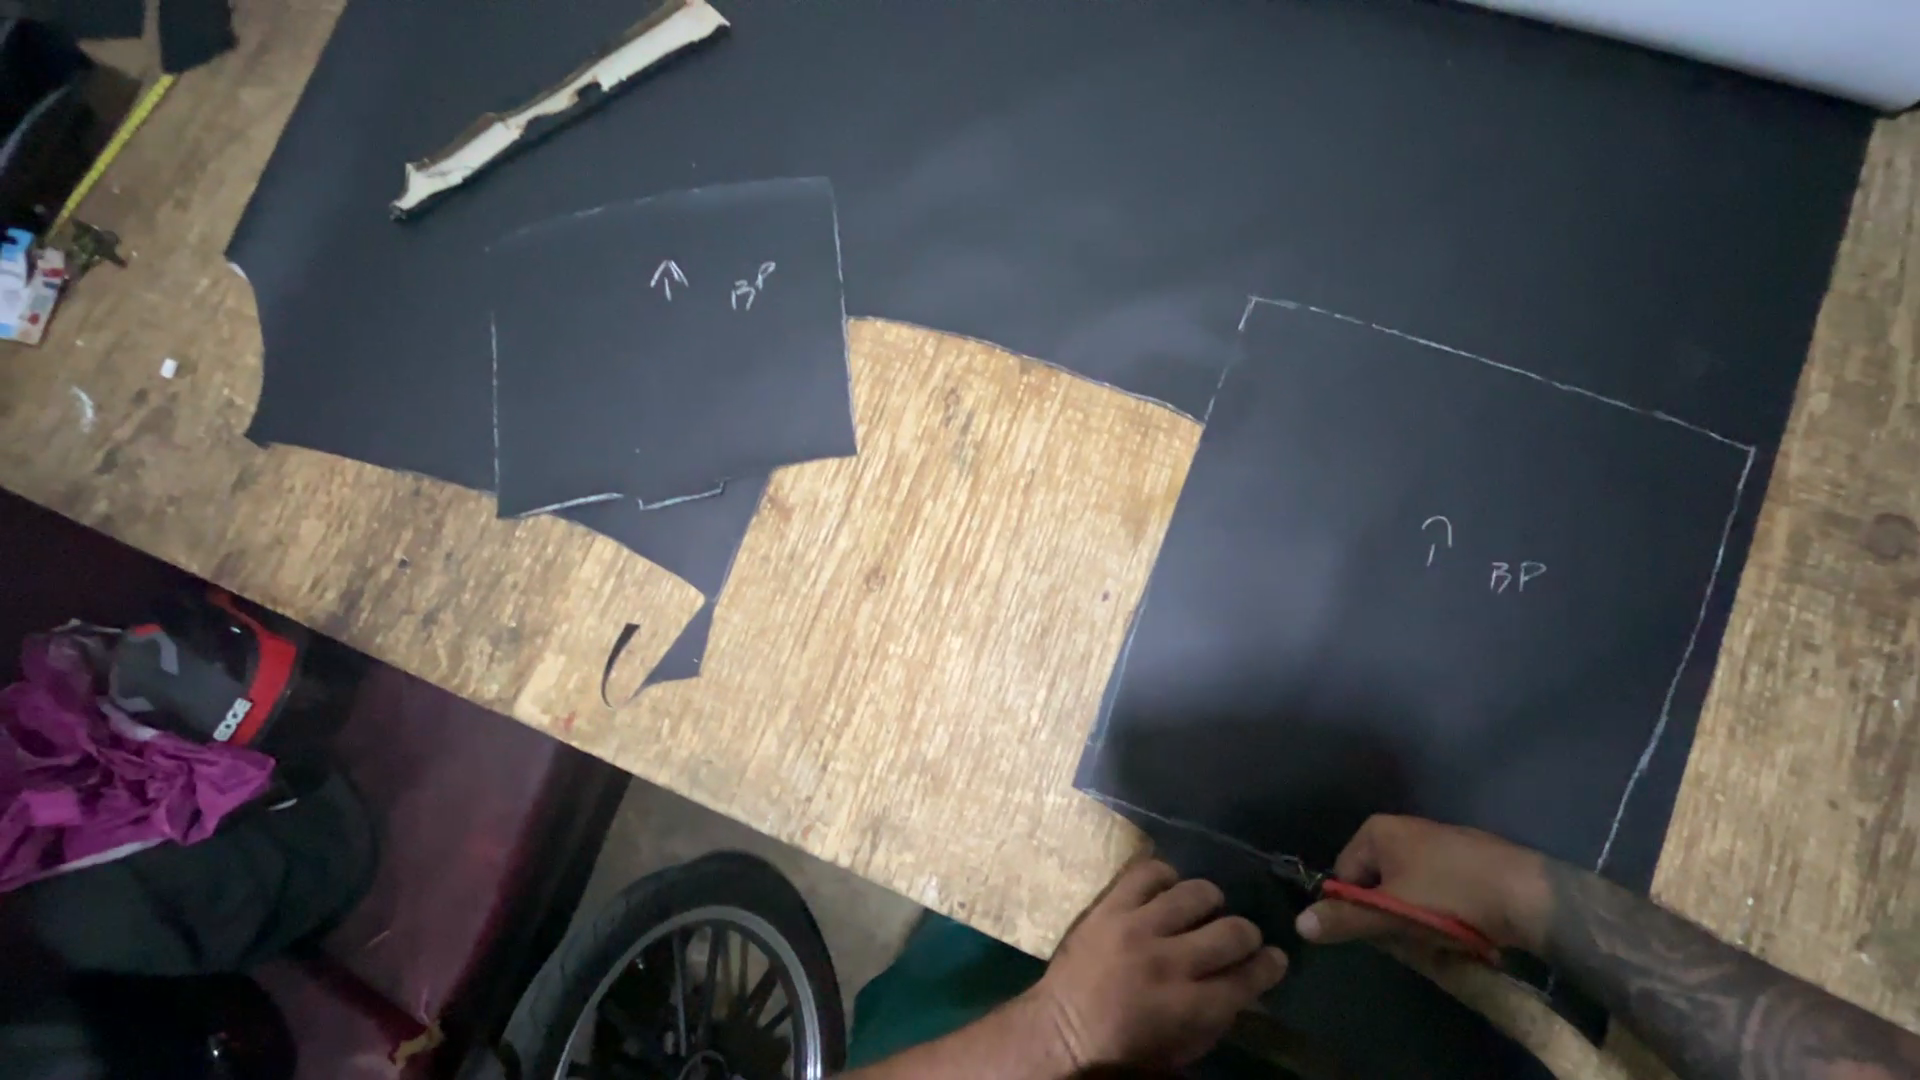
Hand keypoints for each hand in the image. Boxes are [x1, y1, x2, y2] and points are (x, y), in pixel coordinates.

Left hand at [1023, 859, 1288, 1070]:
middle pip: (1231, 932)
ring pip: (1194, 893)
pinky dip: (1165, 876)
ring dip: (1209, 901)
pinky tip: (1167, 890)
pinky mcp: (1109, 905)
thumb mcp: (1183, 1049)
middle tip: (1239, 936)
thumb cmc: (1125, 1049)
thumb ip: (1218, 1016)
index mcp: (1189, 1006)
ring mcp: (1136, 927)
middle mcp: (1168, 961)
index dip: (1270, 965)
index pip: (1248, 977)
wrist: (1061, 1030)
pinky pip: (1147, 871)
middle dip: (1246, 933)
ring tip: (1205, 909)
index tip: (1275, 957)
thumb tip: (1245, 983)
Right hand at [1294, 814, 1550, 954]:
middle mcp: (1402, 826)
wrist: (1533, 894)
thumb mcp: (1393, 913)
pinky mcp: (1469, 856)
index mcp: (1376, 830)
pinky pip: (1440, 886)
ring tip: (1446, 934)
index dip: (1359, 908)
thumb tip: (1299, 924)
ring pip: (1410, 887)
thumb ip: (1346, 918)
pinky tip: (1467, 926)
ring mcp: (1438, 838)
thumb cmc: (1451, 896)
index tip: (1385, 931)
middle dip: (1393, 914)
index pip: (1345, 875)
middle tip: (1418, 936)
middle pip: (1378, 882)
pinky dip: (1447, 907)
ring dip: (1421, 914)